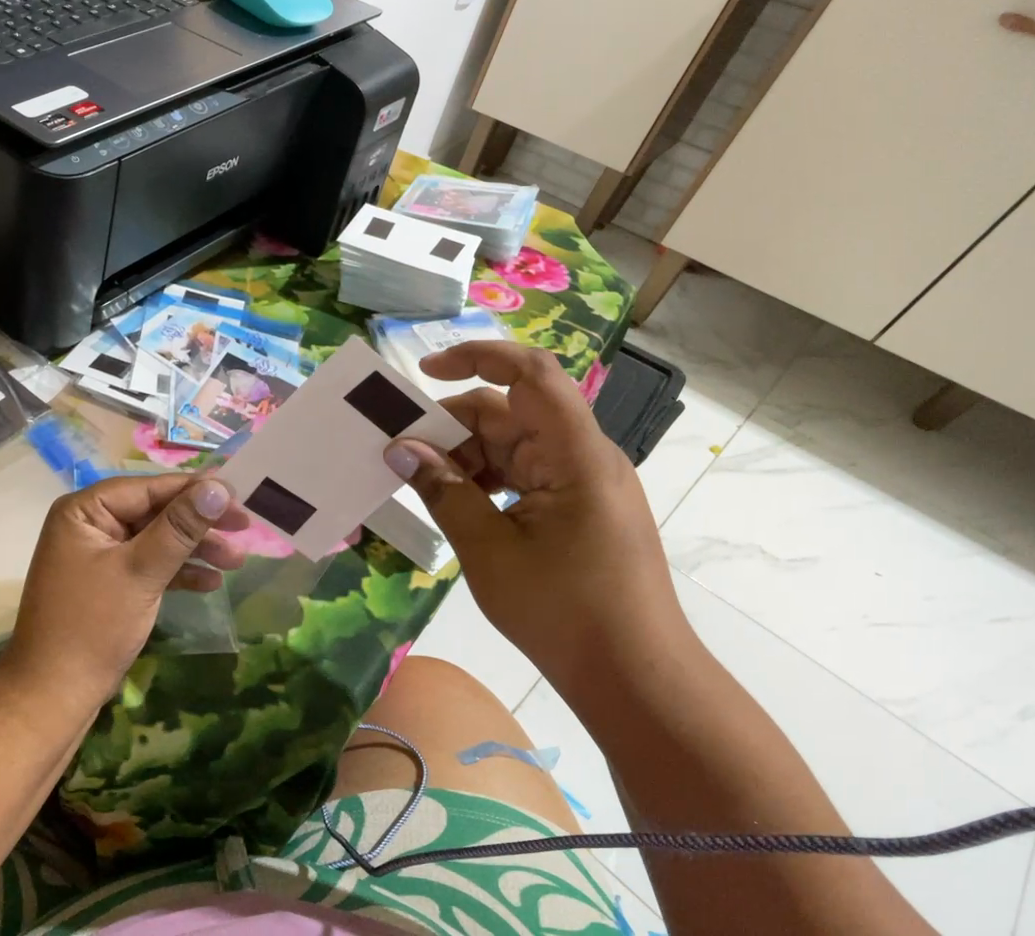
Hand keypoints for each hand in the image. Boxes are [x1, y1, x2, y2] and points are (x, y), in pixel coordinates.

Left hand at [0, 474, 247, 712]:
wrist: (53, 694)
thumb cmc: (93, 625)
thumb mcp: (141, 571)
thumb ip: (179, 527)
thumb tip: (217, 486)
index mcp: (84, 511)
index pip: (148, 487)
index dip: (195, 490)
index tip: (240, 495)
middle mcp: (87, 525)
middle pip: (153, 511)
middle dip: (198, 522)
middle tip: (246, 528)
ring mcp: (96, 556)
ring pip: (154, 540)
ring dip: (193, 549)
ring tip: (236, 562)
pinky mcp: (106, 584)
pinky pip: (146, 566)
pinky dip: (176, 572)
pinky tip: (210, 583)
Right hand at [381, 342, 684, 680]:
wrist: (635, 677)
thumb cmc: (563, 611)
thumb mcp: (488, 550)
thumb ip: (443, 491)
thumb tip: (400, 448)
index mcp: (575, 456)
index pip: (530, 375)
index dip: (477, 357)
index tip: (423, 372)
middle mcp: (585, 458)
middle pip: (512, 413)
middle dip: (454, 425)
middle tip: (401, 453)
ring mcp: (584, 484)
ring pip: (514, 445)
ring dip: (466, 458)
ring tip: (423, 487)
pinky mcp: (580, 509)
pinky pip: (525, 474)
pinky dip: (487, 481)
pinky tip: (456, 505)